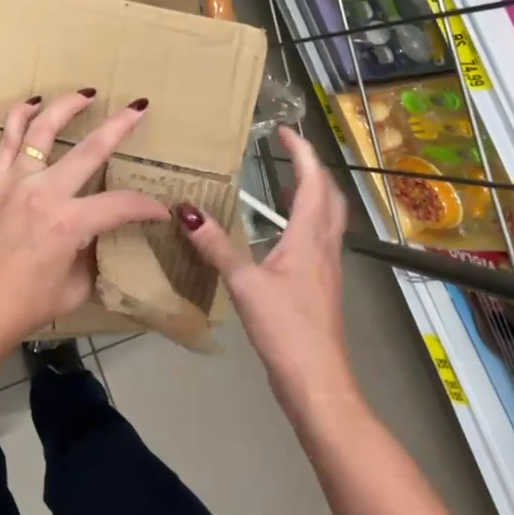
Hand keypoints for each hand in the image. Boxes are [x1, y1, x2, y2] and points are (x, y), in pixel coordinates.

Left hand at [0, 90, 169, 354]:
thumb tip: (101, 233)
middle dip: (120, 126)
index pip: (122, 204)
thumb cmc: (27, 307)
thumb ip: (93, 251)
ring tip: (85, 93)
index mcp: (69, 223)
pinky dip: (20, 116)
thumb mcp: (76, 286)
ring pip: (42, 128)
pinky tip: (33, 103)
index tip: (162, 211)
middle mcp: (44, 192)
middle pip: (91, 149)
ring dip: (67, 106)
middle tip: (139, 108)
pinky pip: (7, 139)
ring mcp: (13, 181)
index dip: (147, 207)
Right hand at [178, 126, 352, 407]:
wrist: (317, 384)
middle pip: (329, 198)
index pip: (313, 183)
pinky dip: (303, 221)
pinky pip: (316, 240)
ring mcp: (325, 270)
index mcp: (309, 239)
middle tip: (287, 151)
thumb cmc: (286, 328)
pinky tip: (279, 233)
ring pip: (326, 220)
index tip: (285, 130)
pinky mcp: (320, 288)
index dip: (302, 153)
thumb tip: (184, 209)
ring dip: (311, 194)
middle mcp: (323, 248)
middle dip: (311, 169)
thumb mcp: (245, 283)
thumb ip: (215, 246)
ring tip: (284, 182)